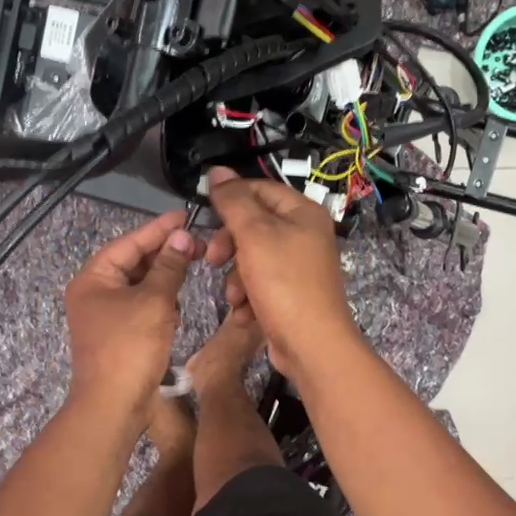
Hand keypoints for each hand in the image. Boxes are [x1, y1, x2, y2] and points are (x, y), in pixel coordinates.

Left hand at [64, 210, 199, 419]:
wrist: (113, 405)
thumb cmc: (130, 347)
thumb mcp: (154, 301)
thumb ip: (169, 266)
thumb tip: (182, 237)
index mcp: (93, 279)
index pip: (128, 243)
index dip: (158, 229)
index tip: (186, 217)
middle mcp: (94, 294)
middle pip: (133, 263)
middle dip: (164, 257)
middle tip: (199, 247)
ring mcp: (105, 317)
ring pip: (140, 287)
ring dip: (164, 283)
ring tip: (188, 279)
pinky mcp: (118, 337)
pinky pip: (142, 310)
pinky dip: (160, 306)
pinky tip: (176, 312)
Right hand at [204, 167, 363, 379]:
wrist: (311, 344)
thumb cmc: (284, 283)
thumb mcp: (254, 235)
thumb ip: (234, 201)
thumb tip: (217, 171)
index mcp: (303, 212)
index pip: (259, 189)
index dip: (230, 199)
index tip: (204, 217)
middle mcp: (304, 234)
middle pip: (253, 225)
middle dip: (229, 245)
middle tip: (213, 259)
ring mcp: (299, 266)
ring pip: (251, 258)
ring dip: (235, 277)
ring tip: (235, 296)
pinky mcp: (291, 294)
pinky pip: (260, 285)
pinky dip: (248, 297)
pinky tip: (245, 313)